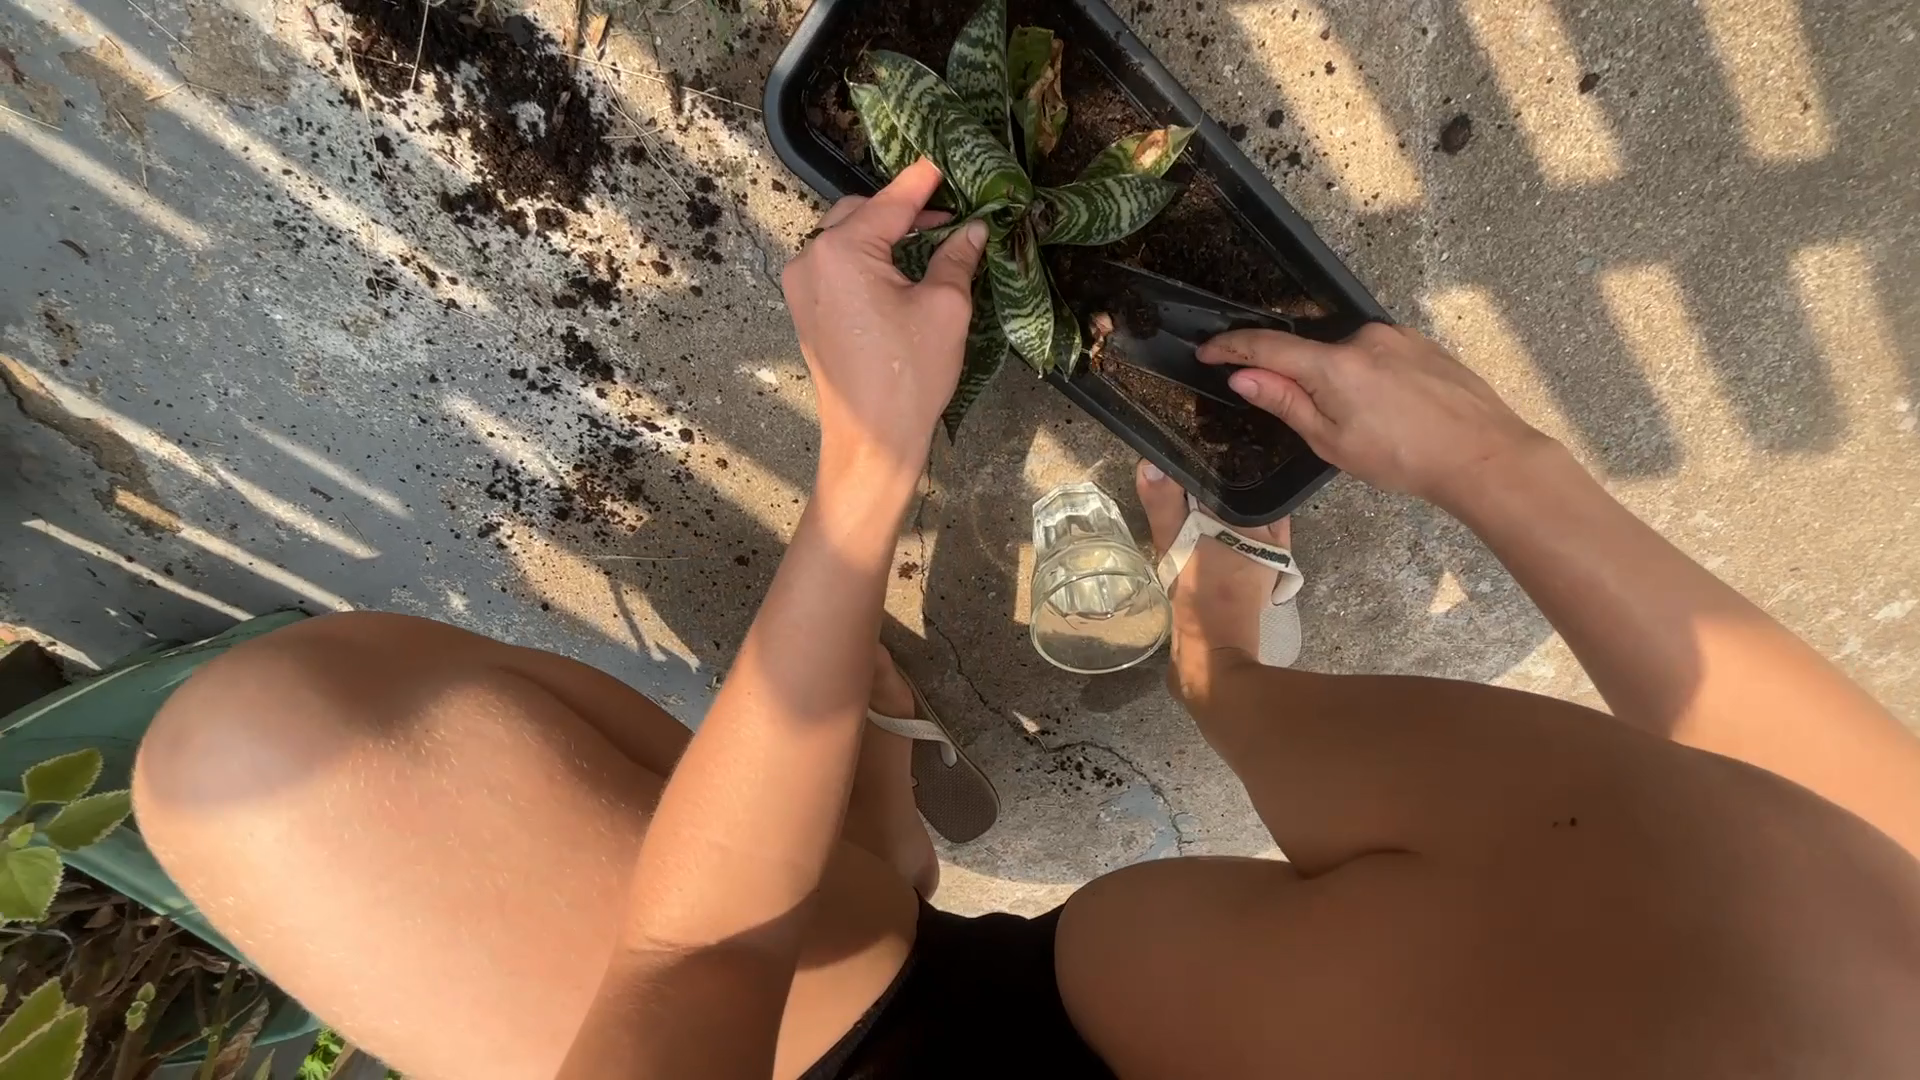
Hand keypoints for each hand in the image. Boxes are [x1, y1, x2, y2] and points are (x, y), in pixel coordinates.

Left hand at [781, 158, 988, 488]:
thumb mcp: (945, 309)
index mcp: (843, 251)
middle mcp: (810, 260)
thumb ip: (956, 258)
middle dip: (899, 212)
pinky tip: (894, 274)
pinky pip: (834, 269)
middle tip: (943, 218)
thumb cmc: (910, 376)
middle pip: (858, 215)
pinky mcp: (804, 312)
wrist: (872, 439)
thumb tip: (973, 229)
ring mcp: (800, 288)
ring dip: (880, 236)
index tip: (943, 161)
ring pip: (843, 241)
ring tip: (923, 245)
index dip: (922, 181)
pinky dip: (863, 262)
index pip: (890, 202)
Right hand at [1199, 323, 1553, 507]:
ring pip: (1342, 355)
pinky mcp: (1419, 342)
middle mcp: (1363, 337)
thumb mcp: (1330, 441)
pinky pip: (1372, 354)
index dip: (1231, 348)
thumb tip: (1243, 377)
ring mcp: (1396, 336)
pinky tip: (1383, 410)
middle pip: (1307, 352)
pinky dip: (1362, 376)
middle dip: (1295, 379)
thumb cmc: (1402, 457)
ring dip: (1332, 380)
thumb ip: (1284, 402)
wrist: (1484, 454)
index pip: (1266, 346)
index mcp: (1334, 363)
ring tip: (1359, 424)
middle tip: (1309, 421)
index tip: (1206, 351)